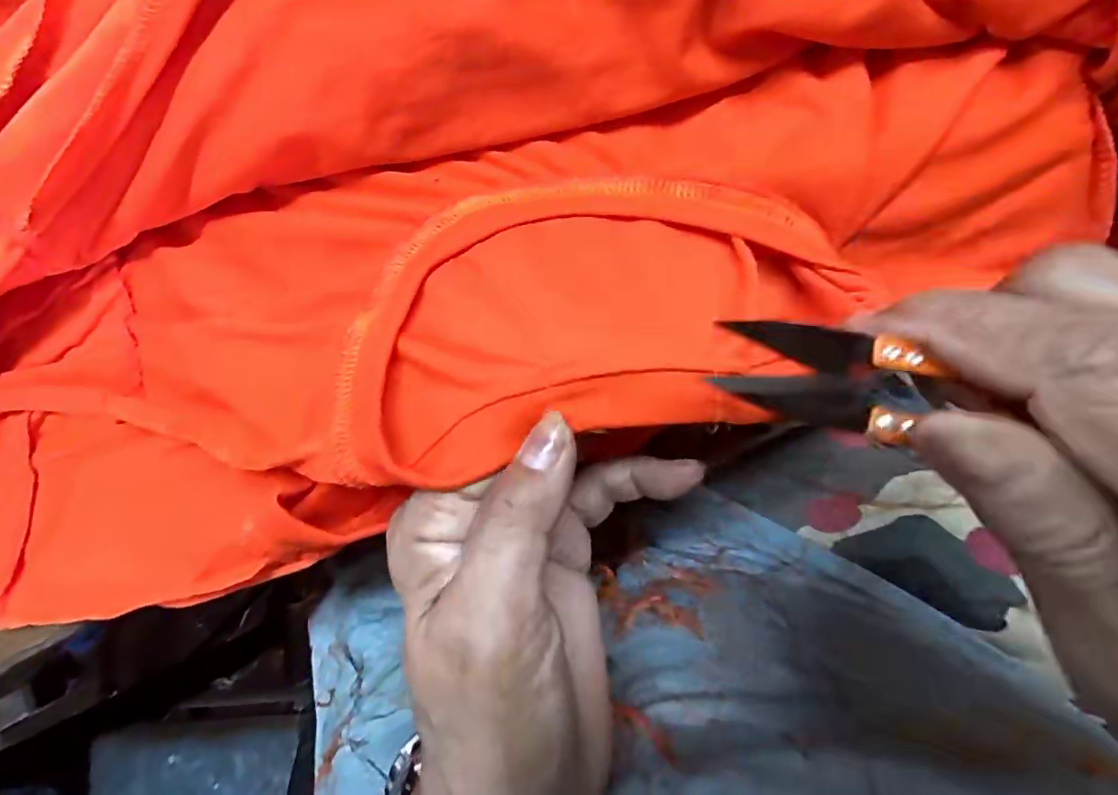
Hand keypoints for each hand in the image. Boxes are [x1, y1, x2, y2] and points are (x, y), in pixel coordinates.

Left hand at [386, 413, 704, 794]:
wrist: (536, 786)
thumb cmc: (489, 704)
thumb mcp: (494, 610)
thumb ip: (518, 515)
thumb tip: (553, 424)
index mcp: (436, 517)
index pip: (478, 440)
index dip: (525, 404)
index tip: (579, 365)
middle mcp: (476, 509)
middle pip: (530, 443)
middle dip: (581, 414)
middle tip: (636, 383)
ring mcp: (525, 523)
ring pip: (573, 463)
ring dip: (624, 449)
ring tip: (676, 440)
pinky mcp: (565, 542)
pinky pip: (603, 494)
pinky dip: (640, 482)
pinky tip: (681, 477)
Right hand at [870, 246, 1117, 794]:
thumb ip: (1056, 546)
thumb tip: (937, 419)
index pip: (1077, 357)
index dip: (942, 330)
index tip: (850, 345)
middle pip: (1080, 288)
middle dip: (970, 326)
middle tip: (925, 396)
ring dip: (1025, 333)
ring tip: (1015, 414)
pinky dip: (1095, 341)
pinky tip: (1113, 420)